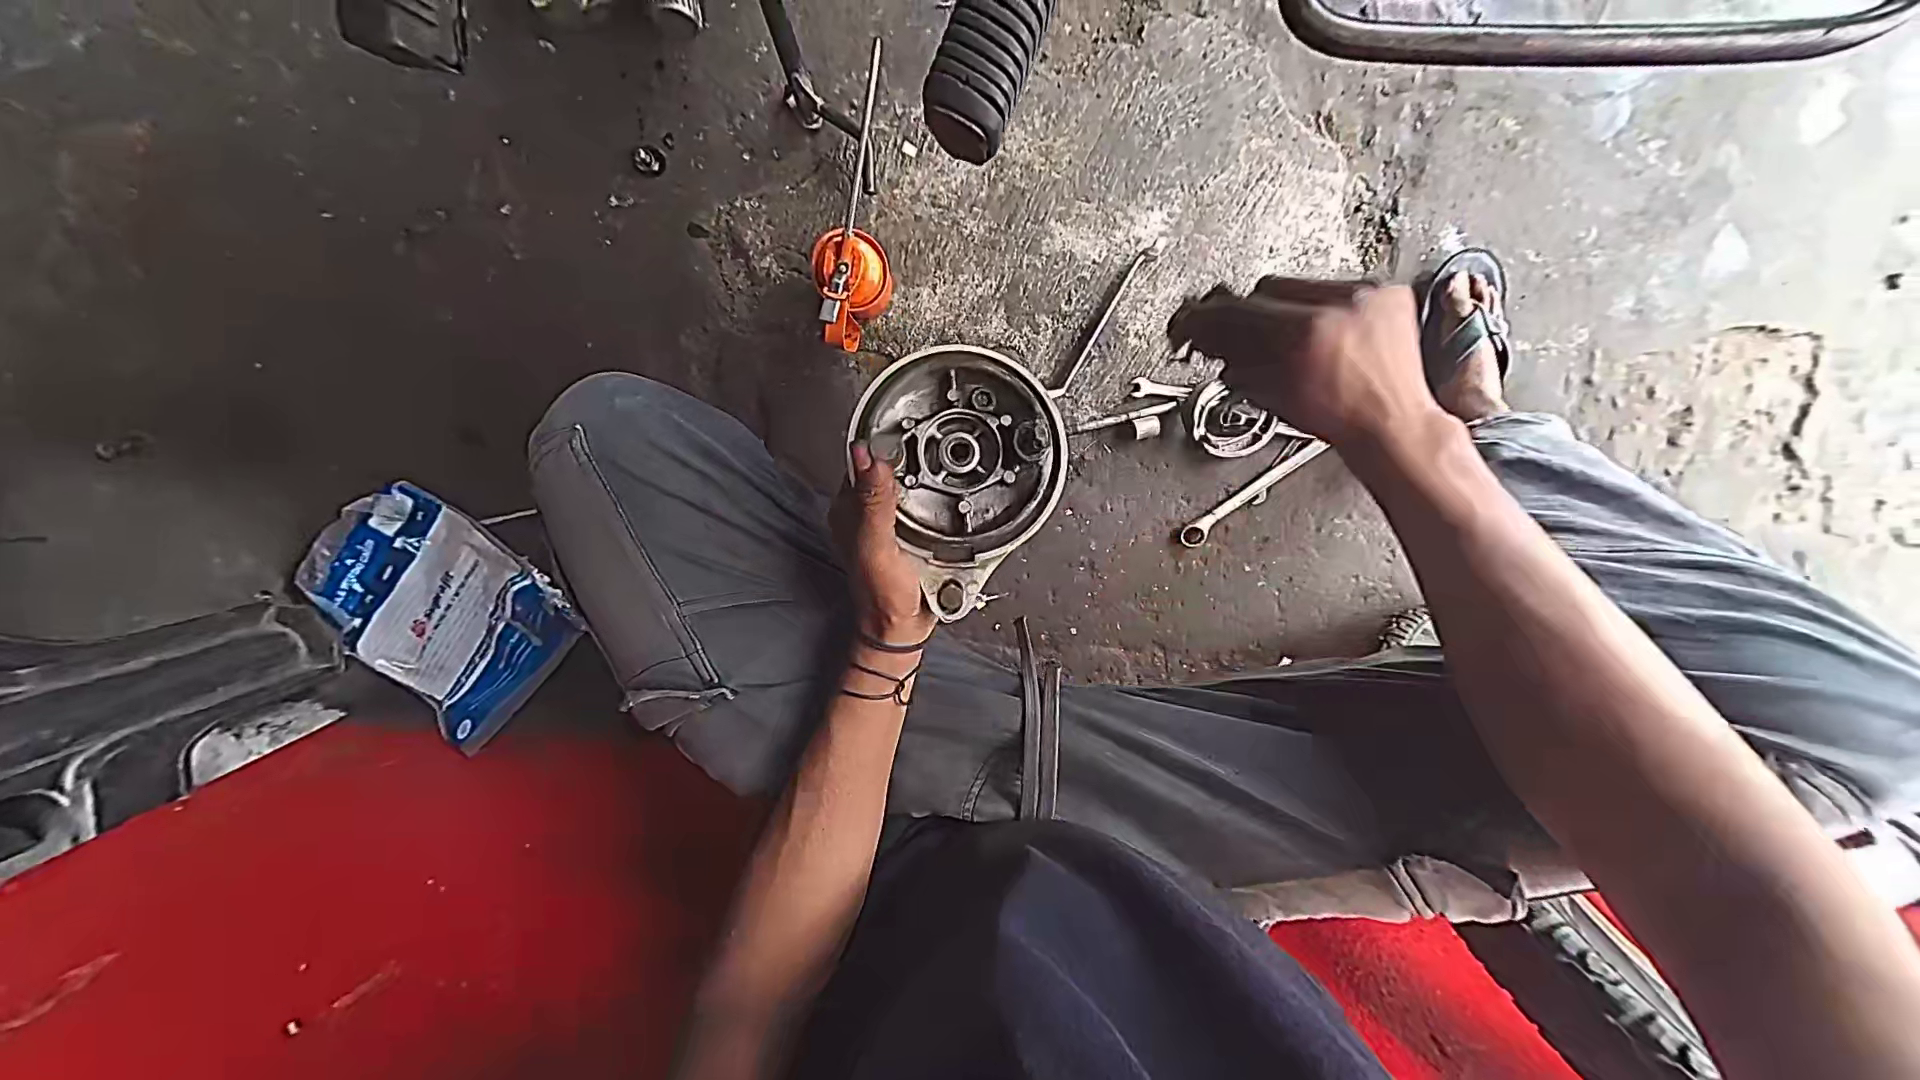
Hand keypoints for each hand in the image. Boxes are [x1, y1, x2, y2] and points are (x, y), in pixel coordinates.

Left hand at [831, 442, 934, 644]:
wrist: (902, 628)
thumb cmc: (883, 595)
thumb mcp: (877, 546)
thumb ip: (874, 502)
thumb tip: (868, 457)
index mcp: (848, 511)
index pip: (860, 461)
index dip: (879, 440)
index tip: (903, 424)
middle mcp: (865, 513)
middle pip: (885, 469)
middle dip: (907, 452)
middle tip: (931, 436)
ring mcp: (888, 523)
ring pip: (905, 485)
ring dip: (923, 473)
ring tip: (942, 455)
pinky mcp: (909, 534)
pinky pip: (921, 505)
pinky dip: (933, 496)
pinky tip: (946, 492)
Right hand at [1168, 278, 1445, 448]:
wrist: (1391, 424)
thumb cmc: (1341, 421)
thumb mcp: (1273, 396)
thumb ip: (1239, 363)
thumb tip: (1212, 341)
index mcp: (1306, 333)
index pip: (1239, 308)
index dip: (1209, 319)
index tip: (1196, 323)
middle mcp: (1341, 304)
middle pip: (1268, 287)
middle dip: (1248, 312)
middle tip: (1238, 332)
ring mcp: (1368, 295)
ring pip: (1301, 284)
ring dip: (1283, 309)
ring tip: (1284, 339)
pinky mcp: (1386, 293)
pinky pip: (1335, 287)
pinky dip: (1319, 309)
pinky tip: (1315, 333)